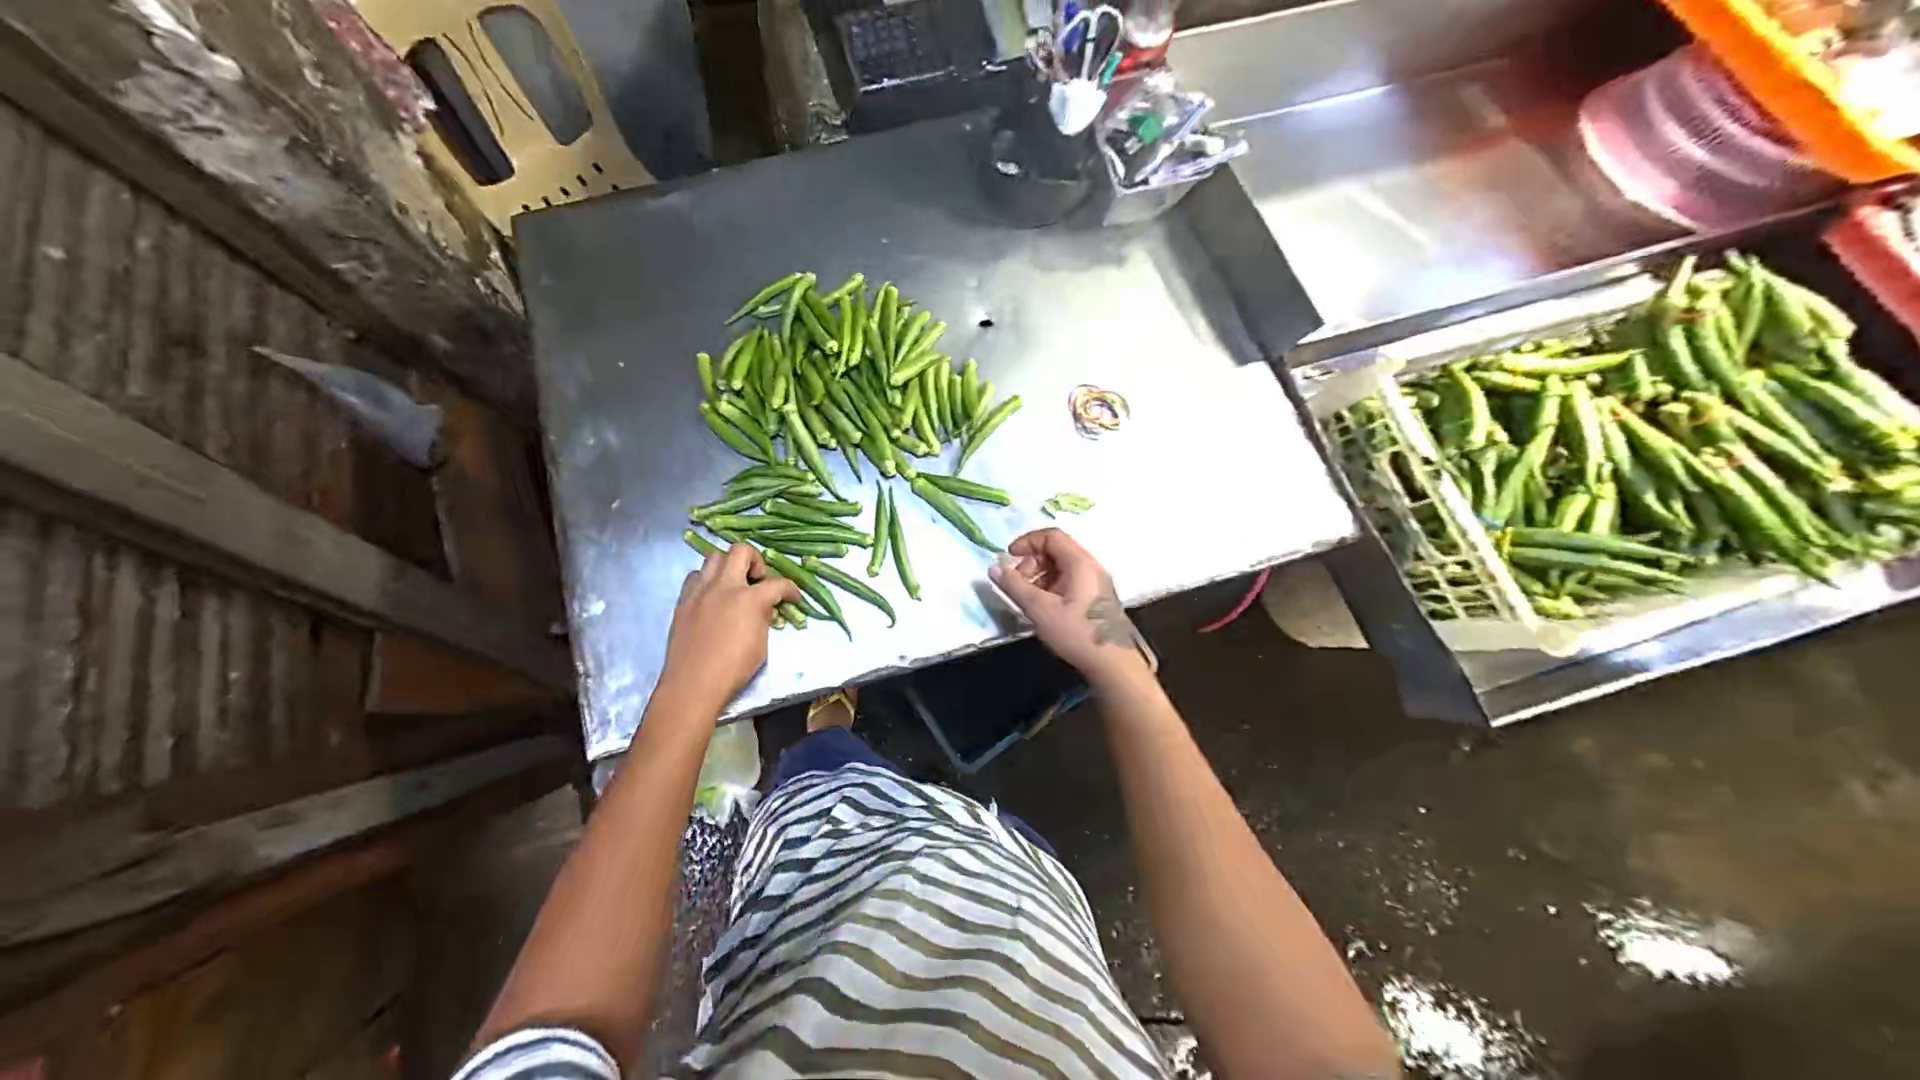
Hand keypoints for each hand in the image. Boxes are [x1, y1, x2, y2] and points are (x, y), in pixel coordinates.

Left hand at [655, 544, 799, 719]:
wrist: (693, 684)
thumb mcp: (761, 644)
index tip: (793, 597)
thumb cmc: (733, 669)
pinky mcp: (683, 601)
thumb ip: (764, 618)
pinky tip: (712, 597)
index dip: (790, 590)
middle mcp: (724, 586)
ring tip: (734, 584)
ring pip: (714, 557)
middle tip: (759, 580)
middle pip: (741, 551)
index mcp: (749, 599)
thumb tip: (764, 607)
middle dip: (756, 561)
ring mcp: (700, 591)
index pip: (778, 583)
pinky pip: (696, 577)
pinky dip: (707, 580)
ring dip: (728, 566)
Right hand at [989, 528, 1149, 685]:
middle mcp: (1090, 567)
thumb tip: (994, 568)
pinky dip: (1052, 586)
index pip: (1051, 536)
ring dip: (1040, 576)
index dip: (1027, 542)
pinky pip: (1070, 581)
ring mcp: (1095, 582)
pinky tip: (1044, 608)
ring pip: (1062, 567)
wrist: (1113, 664)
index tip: (1009, 558)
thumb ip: (1015, 586)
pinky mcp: (1096, 598)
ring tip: (1029, 599)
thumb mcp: (1039, 609)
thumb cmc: (1076, 633)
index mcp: (1080, 563)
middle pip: (1056, 550)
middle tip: (1018, 584)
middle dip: (1031, 562)